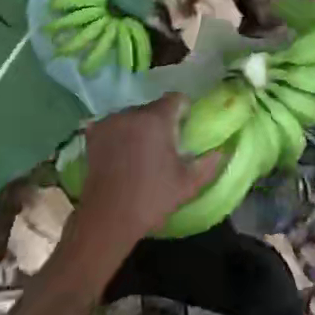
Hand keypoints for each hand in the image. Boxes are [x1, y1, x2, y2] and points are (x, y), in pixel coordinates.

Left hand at [75, 94, 220, 244]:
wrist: (109, 215)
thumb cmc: (152, 198)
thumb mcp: (188, 184)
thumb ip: (208, 164)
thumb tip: (221, 151)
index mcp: (157, 120)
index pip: (176, 99)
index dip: (184, 110)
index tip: (185, 128)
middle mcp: (131, 113)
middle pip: (152, 108)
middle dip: (161, 121)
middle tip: (164, 147)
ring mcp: (109, 121)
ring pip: (131, 116)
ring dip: (139, 127)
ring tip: (141, 153)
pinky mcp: (93, 133)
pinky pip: (112, 124)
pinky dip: (119, 133)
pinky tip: (120, 153)